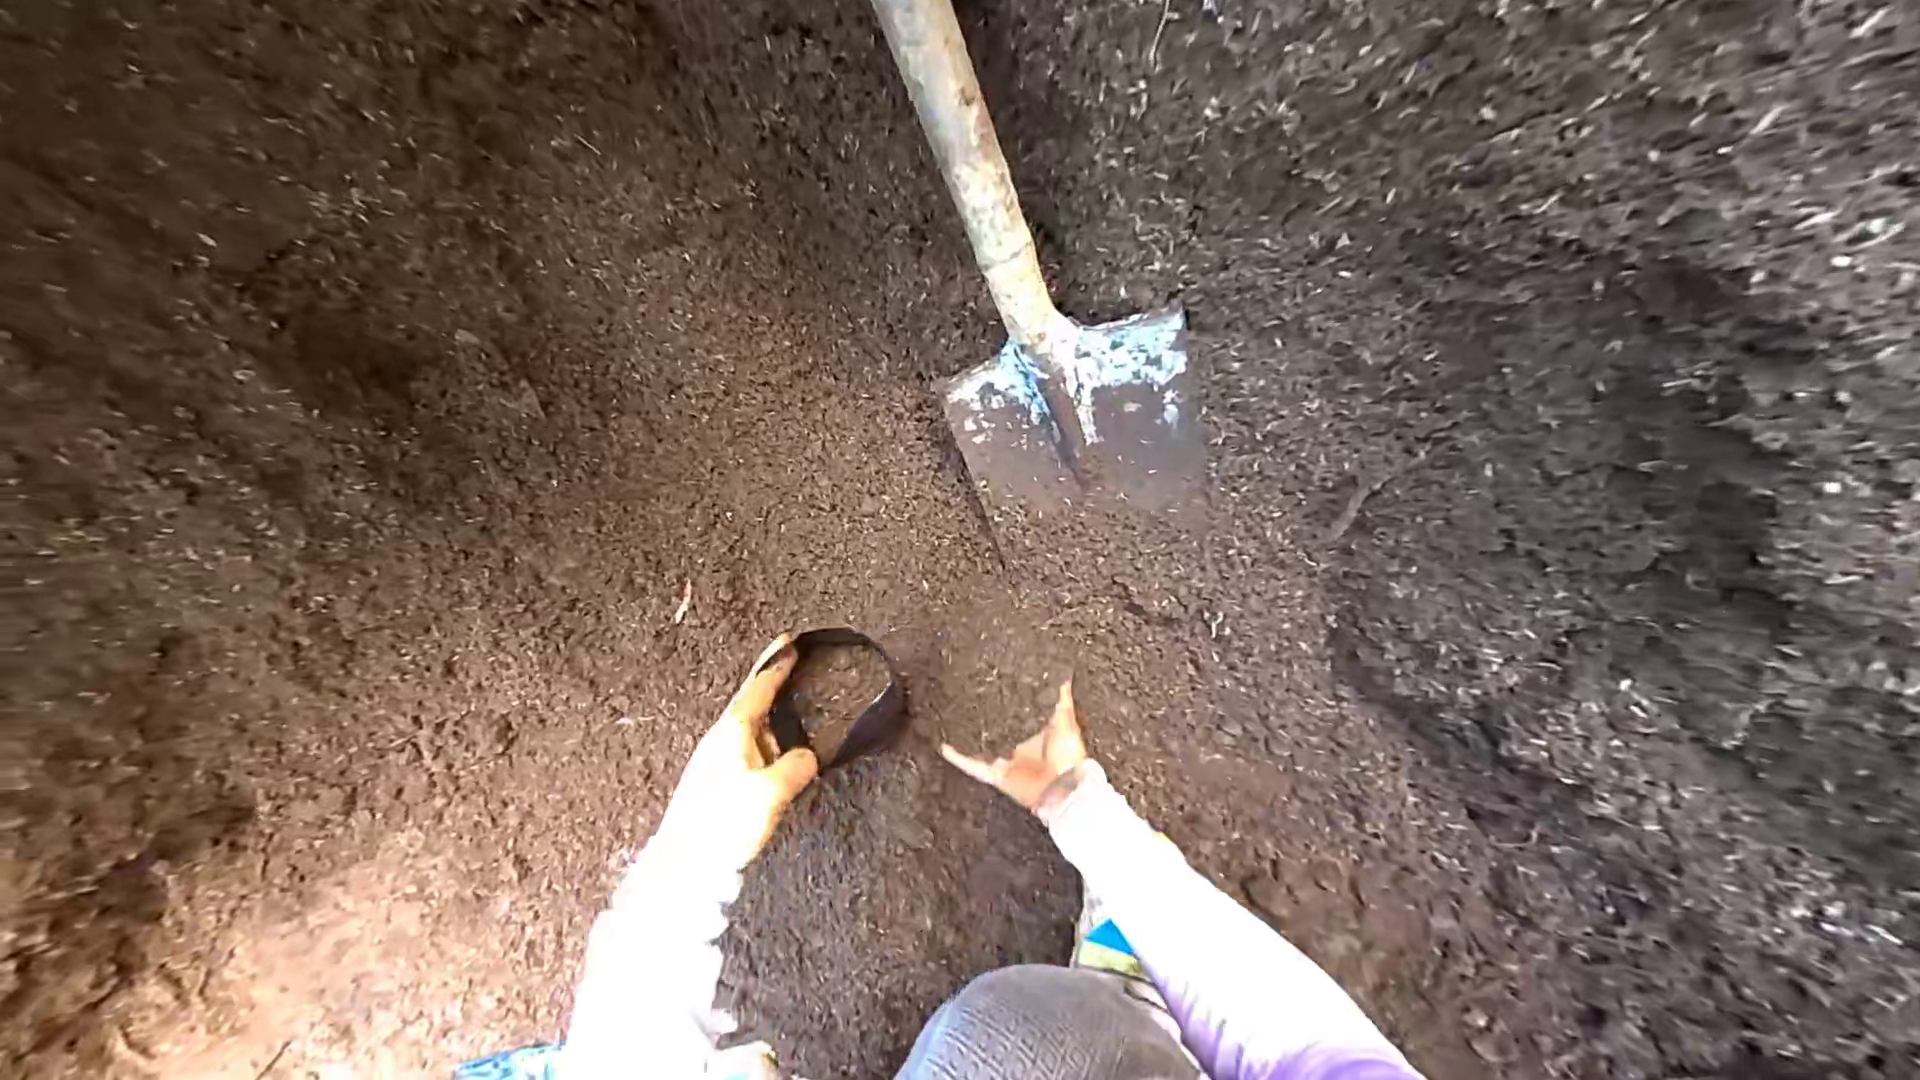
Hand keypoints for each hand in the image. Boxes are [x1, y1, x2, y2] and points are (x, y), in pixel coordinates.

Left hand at [654, 633, 819, 872]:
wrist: (681, 870)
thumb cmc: (722, 826)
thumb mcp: (770, 793)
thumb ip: (796, 767)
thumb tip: (807, 756)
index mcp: (732, 732)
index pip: (758, 687)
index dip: (775, 663)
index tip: (789, 640)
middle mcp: (720, 739)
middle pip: (751, 702)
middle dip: (772, 684)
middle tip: (791, 667)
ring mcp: (715, 760)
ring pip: (750, 728)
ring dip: (771, 718)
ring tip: (792, 715)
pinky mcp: (715, 782)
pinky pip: (748, 749)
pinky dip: (765, 743)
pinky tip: (775, 756)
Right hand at [940, 680, 1086, 812]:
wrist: (1064, 787)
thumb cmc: (1068, 756)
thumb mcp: (1065, 721)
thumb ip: (1062, 701)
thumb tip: (1064, 678)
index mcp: (1032, 736)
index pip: (1014, 718)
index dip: (1005, 705)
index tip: (994, 688)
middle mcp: (1015, 748)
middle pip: (994, 732)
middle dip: (981, 720)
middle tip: (966, 701)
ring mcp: (1004, 762)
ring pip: (979, 748)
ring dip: (966, 738)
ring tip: (950, 723)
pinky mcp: (995, 774)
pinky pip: (972, 766)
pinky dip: (958, 758)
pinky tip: (944, 748)